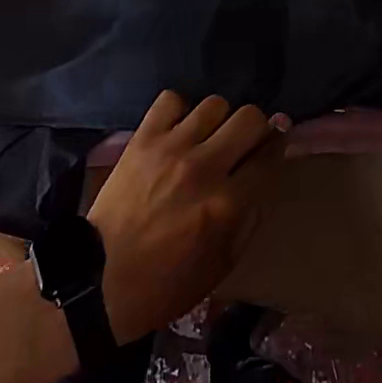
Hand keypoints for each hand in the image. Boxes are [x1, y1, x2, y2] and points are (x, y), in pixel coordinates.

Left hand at [85, 91, 289, 342]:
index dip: (279, 146)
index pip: (270, 156)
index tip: (275, 144)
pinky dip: (179, 111)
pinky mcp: (142, 139)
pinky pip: (171, 100)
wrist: (102, 281)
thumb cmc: (168, 282)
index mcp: (228, 204)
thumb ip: (251, 217)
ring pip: (214, 104)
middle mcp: (204, 168)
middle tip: (244, 142)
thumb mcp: (224, 262)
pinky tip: (177, 130)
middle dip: (255, 128)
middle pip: (249, 118)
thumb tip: (267, 175)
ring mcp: (170, 148)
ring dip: (218, 120)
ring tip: (208, 137)